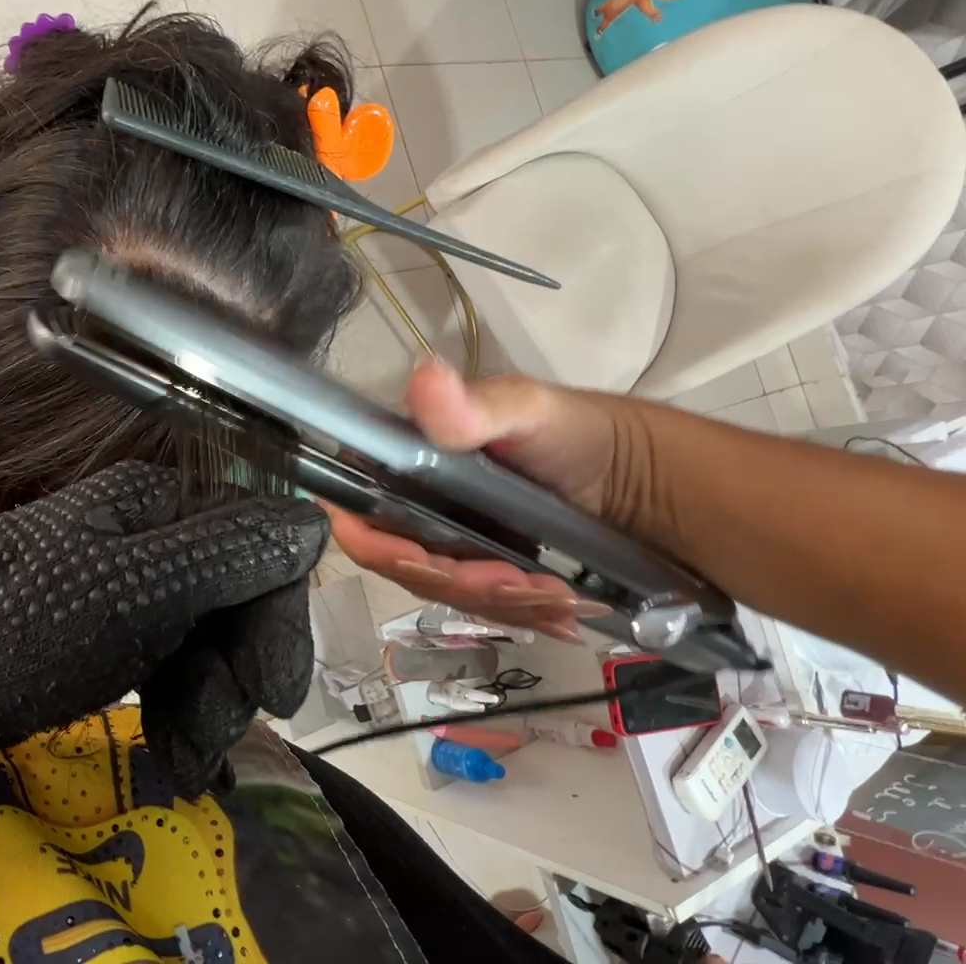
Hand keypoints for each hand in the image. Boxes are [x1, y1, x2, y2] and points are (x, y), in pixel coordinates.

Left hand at [0, 462, 327, 796]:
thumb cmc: (35, 628)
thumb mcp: (139, 590)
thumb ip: (229, 554)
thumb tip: (311, 519)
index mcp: (151, 502)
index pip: (254, 541)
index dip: (276, 614)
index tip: (275, 691)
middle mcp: (140, 529)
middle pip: (231, 596)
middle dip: (234, 674)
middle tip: (218, 737)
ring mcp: (121, 578)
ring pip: (202, 638)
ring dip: (207, 706)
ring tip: (185, 762)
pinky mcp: (105, 624)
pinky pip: (165, 660)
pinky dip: (176, 709)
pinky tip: (172, 758)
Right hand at [330, 357, 643, 642]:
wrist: (638, 475)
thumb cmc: (572, 432)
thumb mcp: (527, 410)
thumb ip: (474, 407)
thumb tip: (425, 379)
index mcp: (398, 468)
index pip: (356, 516)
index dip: (377, 545)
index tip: (429, 561)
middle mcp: (408, 507)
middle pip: (398, 562)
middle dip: (457, 582)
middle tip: (521, 579)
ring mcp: (442, 542)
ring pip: (441, 591)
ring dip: (496, 602)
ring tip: (558, 592)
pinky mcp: (478, 570)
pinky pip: (478, 606)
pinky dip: (518, 613)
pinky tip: (559, 608)